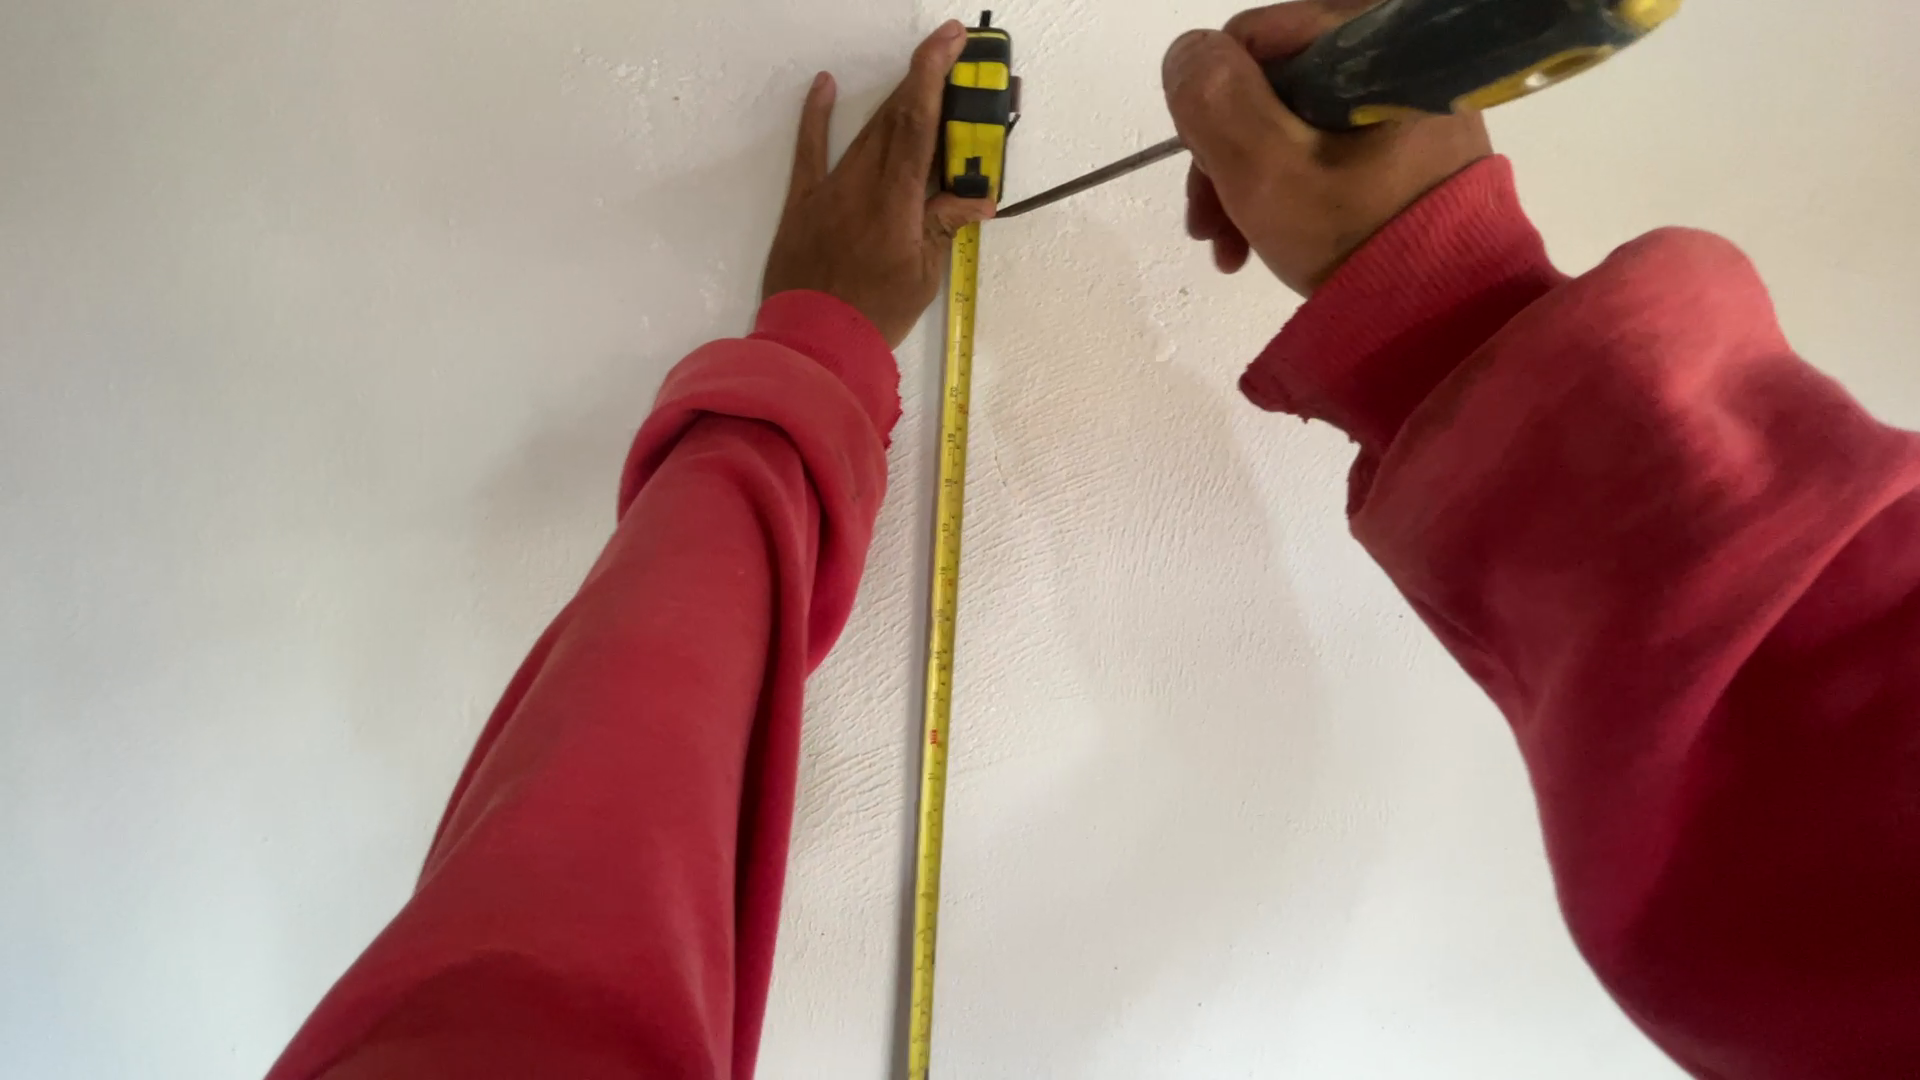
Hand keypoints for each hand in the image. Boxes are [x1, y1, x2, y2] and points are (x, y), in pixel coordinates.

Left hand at [762, 22, 995, 347]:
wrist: (815, 343)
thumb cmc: (876, 317)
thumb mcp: (922, 279)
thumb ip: (943, 229)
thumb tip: (977, 200)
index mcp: (896, 204)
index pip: (917, 125)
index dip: (933, 74)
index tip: (951, 39)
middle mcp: (861, 185)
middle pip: (894, 121)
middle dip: (924, 88)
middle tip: (951, 71)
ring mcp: (829, 190)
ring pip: (863, 133)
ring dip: (892, 106)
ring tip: (915, 86)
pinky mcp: (802, 202)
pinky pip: (809, 149)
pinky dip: (815, 116)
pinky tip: (823, 85)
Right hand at [1163, 1, 1493, 295]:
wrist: (1433, 306)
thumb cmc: (1350, 234)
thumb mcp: (1267, 170)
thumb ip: (1217, 103)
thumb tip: (1185, 54)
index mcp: (1371, 40)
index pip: (1254, 42)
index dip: (1211, 110)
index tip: (1202, 179)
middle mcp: (1390, 53)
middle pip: (1267, 89)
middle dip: (1224, 160)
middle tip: (1206, 229)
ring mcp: (1398, 100)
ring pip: (1285, 125)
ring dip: (1242, 185)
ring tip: (1228, 250)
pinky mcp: (1399, 143)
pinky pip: (1317, 149)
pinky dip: (1281, 190)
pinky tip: (1264, 238)